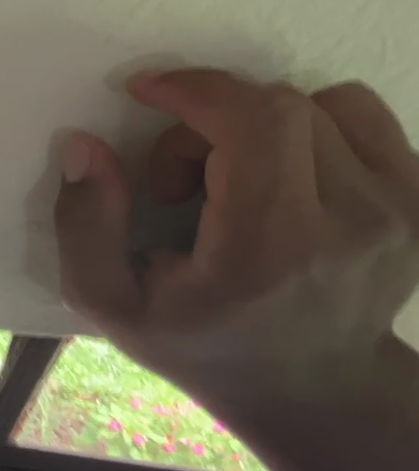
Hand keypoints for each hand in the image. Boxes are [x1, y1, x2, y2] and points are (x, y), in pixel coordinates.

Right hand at [55, 68, 418, 419]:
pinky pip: (360, 117)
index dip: (196, 89)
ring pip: (321, 106)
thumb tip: (84, 145)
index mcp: (267, 248)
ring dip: (252, 130)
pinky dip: (303, 131)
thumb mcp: (104, 299)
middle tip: (170, 185)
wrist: (305, 382)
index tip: (144, 88)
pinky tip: (274, 180)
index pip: (255, 123)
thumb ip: (84, 225)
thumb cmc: (189, 340)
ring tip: (225, 187)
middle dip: (203, 126)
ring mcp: (405, 206)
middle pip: (277, 109)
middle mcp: (354, 220)